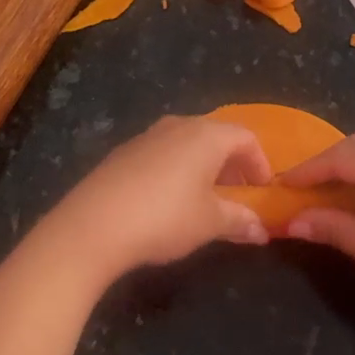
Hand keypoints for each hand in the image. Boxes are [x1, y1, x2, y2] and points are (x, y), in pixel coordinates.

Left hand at [43, 115, 272, 276]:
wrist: (92, 226)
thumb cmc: (164, 218)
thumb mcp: (209, 223)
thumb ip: (239, 220)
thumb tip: (262, 229)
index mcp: (206, 136)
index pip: (245, 137)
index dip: (260, 162)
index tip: (263, 189)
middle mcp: (178, 126)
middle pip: (215, 135)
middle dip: (232, 162)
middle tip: (238, 192)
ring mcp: (146, 136)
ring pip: (186, 142)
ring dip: (203, 164)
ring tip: (205, 196)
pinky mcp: (122, 153)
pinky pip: (162, 152)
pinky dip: (177, 168)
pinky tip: (169, 198)